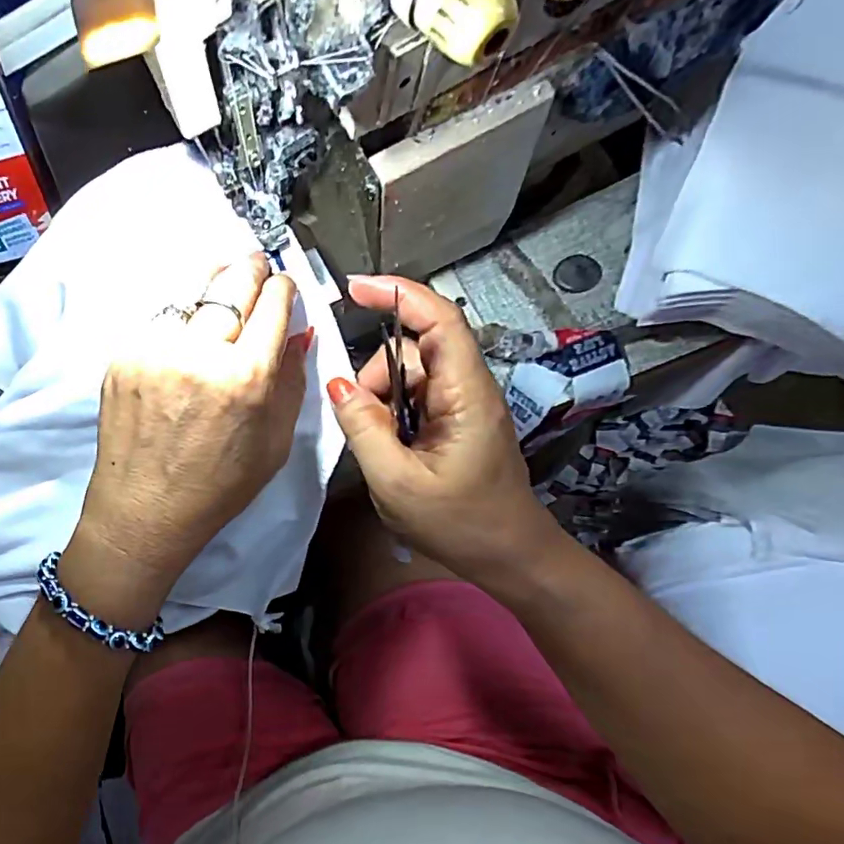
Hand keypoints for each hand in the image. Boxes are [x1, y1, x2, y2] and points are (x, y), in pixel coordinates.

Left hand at [66, 254, 313, 623]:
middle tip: (255, 264)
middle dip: (250, 269)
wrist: (144, 511)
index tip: (283, 287)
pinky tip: (186, 332)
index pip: (272, 303)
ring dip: (211, 288)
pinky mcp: (123, 358)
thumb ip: (291, 381)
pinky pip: (160, 321)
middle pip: (231, 282)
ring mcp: (154, 352)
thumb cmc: (216, 487)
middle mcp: (198, 354)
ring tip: (220, 290)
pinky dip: (179, 318)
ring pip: (190, 294)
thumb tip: (298, 334)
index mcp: (245, 378)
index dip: (283, 288)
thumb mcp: (274, 443)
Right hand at [326, 275, 566, 579]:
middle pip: (414, 350)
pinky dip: (391, 414)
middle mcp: (468, 389)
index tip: (355, 288)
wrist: (507, 556)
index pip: (439, 320)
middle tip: (360, 422)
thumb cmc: (459, 523)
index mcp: (466, 394)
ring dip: (381, 401)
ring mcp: (462, 406)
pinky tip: (388, 448)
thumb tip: (337, 384)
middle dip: (376, 375)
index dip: (399, 294)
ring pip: (410, 377)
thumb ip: (363, 428)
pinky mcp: (455, 423)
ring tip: (377, 447)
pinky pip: (414, 400)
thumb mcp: (397, 481)